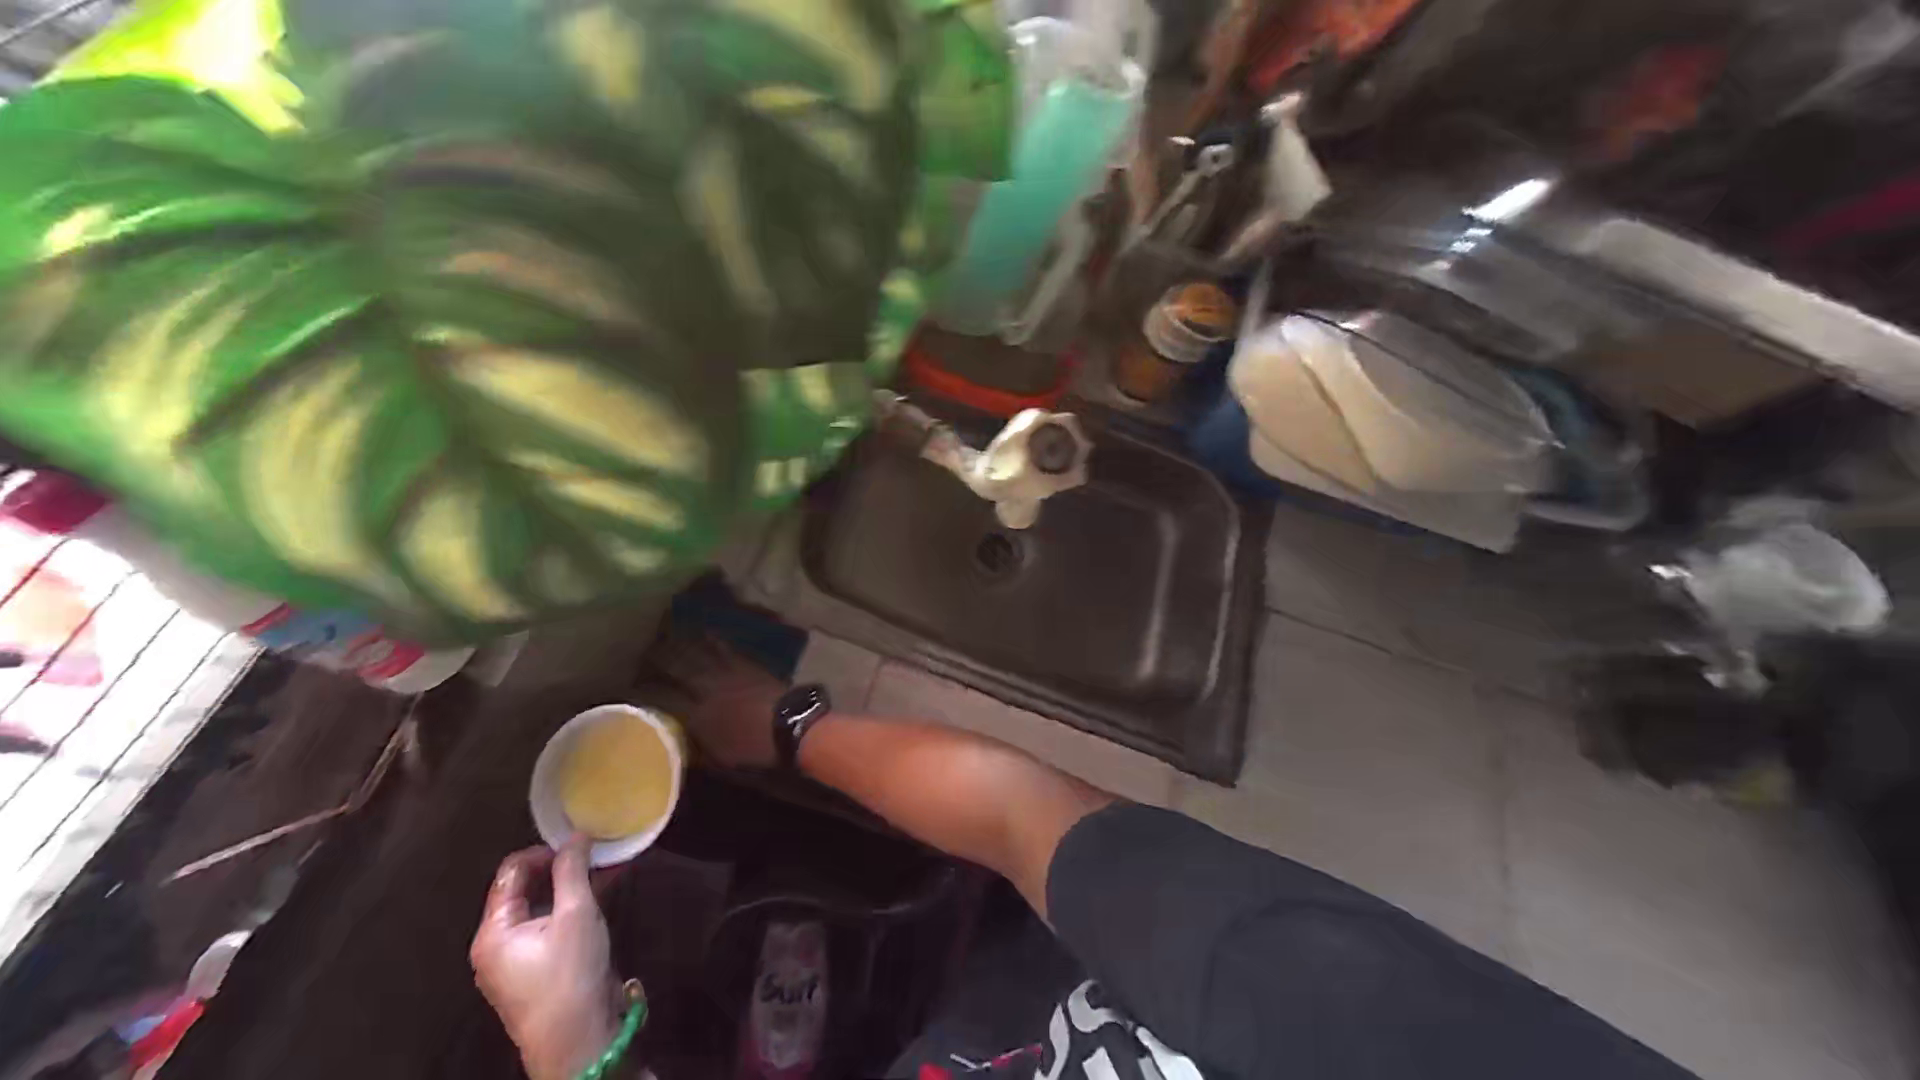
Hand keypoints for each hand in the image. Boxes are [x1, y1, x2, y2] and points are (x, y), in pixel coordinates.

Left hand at [470, 835, 622, 1079]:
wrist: (578, 1041)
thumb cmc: (570, 974)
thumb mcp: (576, 914)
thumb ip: (573, 871)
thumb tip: (575, 837)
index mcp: (494, 930)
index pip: (512, 871)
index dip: (545, 850)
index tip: (580, 843)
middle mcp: (496, 943)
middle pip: (525, 887)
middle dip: (561, 865)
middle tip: (597, 851)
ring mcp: (516, 958)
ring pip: (542, 904)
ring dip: (572, 883)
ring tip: (607, 865)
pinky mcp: (538, 967)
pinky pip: (552, 922)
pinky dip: (574, 904)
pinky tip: (605, 889)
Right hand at [646, 635, 785, 768]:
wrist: (792, 726)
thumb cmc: (756, 748)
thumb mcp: (720, 758)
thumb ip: (695, 748)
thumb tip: (675, 739)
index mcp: (698, 714)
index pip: (662, 698)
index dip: (643, 692)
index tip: (628, 687)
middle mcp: (708, 688)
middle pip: (676, 667)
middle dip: (657, 658)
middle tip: (643, 652)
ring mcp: (728, 672)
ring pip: (698, 652)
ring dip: (681, 642)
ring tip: (665, 635)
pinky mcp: (747, 663)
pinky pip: (723, 647)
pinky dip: (711, 638)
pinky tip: (703, 631)